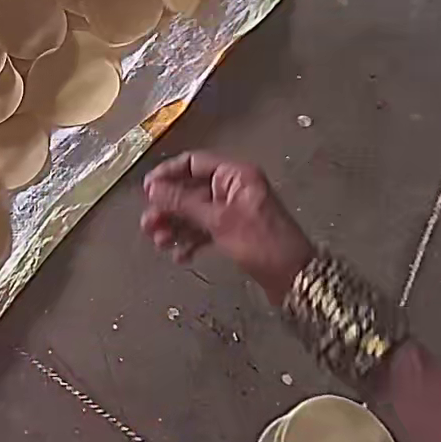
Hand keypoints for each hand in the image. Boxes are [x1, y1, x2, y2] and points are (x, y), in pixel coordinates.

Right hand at [140, 152, 313, 303]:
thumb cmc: (262, 244)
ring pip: (194, 212)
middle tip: (147, 225)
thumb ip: (183, 202)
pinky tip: (181, 255)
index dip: (168, 174)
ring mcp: (233, 211)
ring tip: (159, 243)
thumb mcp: (218, 220)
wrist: (293, 277)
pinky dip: (190, 240)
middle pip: (190, 190)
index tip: (147, 190)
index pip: (193, 163)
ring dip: (175, 226)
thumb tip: (154, 188)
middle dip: (167, 207)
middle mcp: (233, 188)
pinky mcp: (233, 231)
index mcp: (235, 175)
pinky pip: (204, 229)